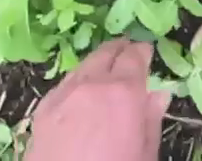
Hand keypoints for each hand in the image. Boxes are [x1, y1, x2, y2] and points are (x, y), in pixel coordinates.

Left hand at [22, 39, 169, 160]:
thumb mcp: (144, 155)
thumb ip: (151, 121)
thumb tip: (158, 95)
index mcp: (124, 93)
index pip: (135, 56)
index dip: (142, 51)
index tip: (147, 52)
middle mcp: (93, 83)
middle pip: (107, 53)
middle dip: (119, 50)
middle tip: (127, 54)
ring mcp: (65, 93)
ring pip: (84, 66)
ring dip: (97, 64)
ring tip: (105, 74)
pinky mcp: (43, 109)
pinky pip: (64, 84)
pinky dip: (77, 83)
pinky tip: (80, 96)